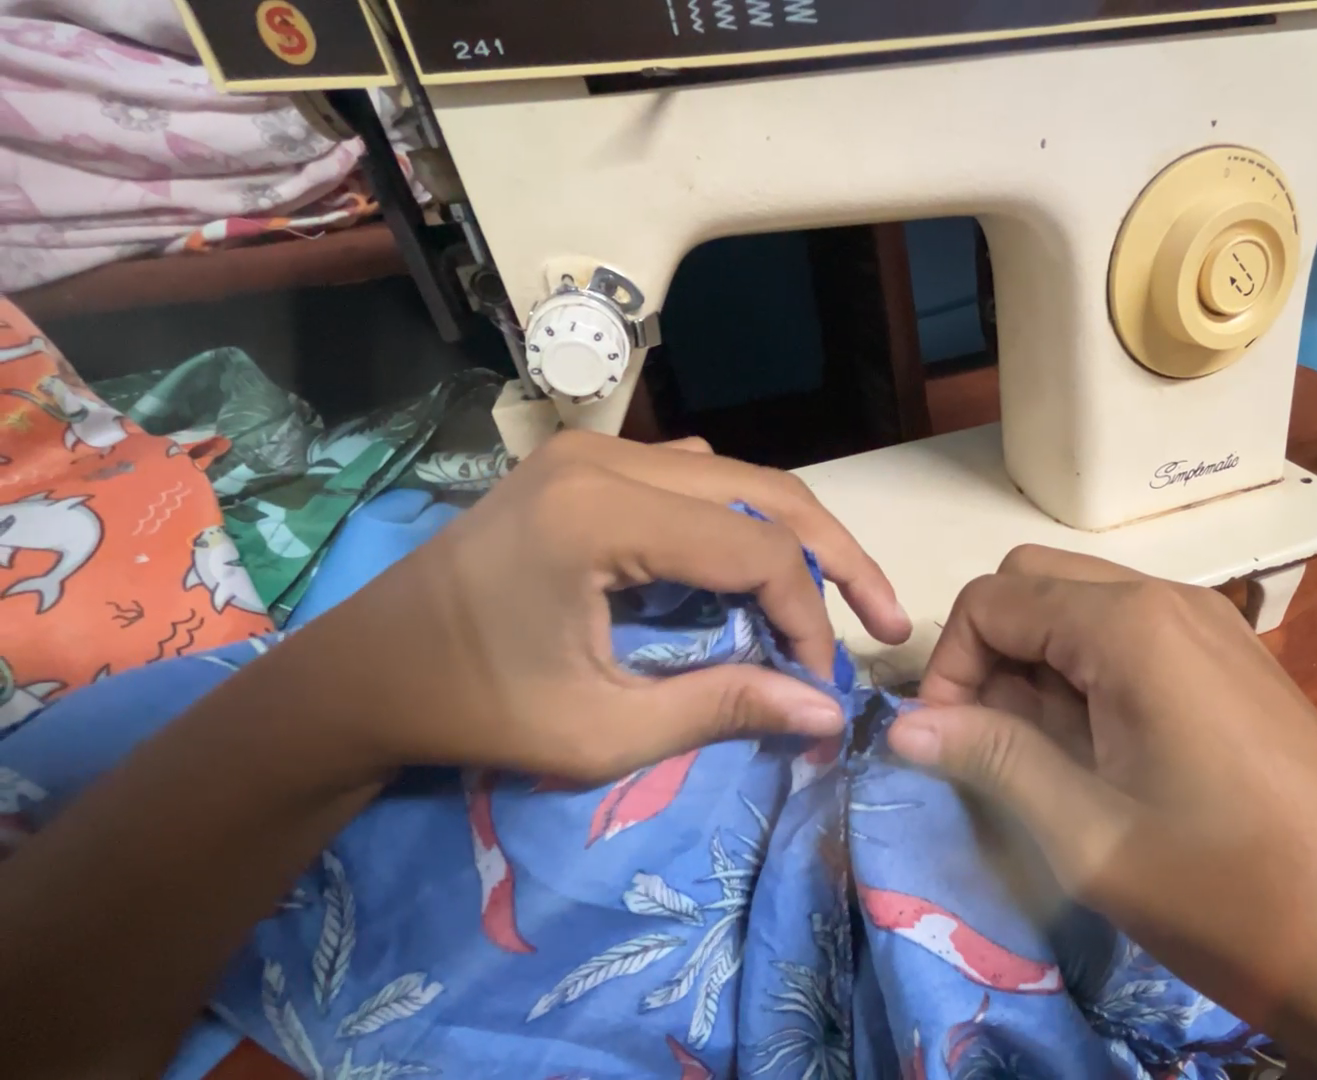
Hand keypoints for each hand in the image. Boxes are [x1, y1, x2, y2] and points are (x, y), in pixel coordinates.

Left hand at [272, 430, 912, 786]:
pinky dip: (744, 524)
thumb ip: (724, 708)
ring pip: (740, 481)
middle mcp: (605, 458)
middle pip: (766, 494)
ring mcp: (595, 451)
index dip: (810, 615)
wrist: (357, 677)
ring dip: (796, 540)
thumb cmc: (472, 712)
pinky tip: (755, 568)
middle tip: (886, 614)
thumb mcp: (603, 732)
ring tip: (833, 600)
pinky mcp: (590, 464)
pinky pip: (698, 480)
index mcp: (601, 516)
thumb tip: (828, 713)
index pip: (756, 550)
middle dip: (837, 558)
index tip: (823, 680)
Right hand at [888, 546, 1316, 1079]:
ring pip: (1082, 607)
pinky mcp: (1232, 659)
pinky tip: (1103, 752)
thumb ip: (990, 759)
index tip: (945, 743)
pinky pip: (1131, 637)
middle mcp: (1170, 599)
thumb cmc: (1226, 889)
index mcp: (1129, 624)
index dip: (950, 667)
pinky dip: (1087, 673)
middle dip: (990, 652)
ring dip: (1037, 664)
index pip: (991, 599)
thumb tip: (903, 726)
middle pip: (1034, 583)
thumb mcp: (1087, 832)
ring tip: (1044, 758)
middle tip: (989, 744)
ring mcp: (1210, 625)